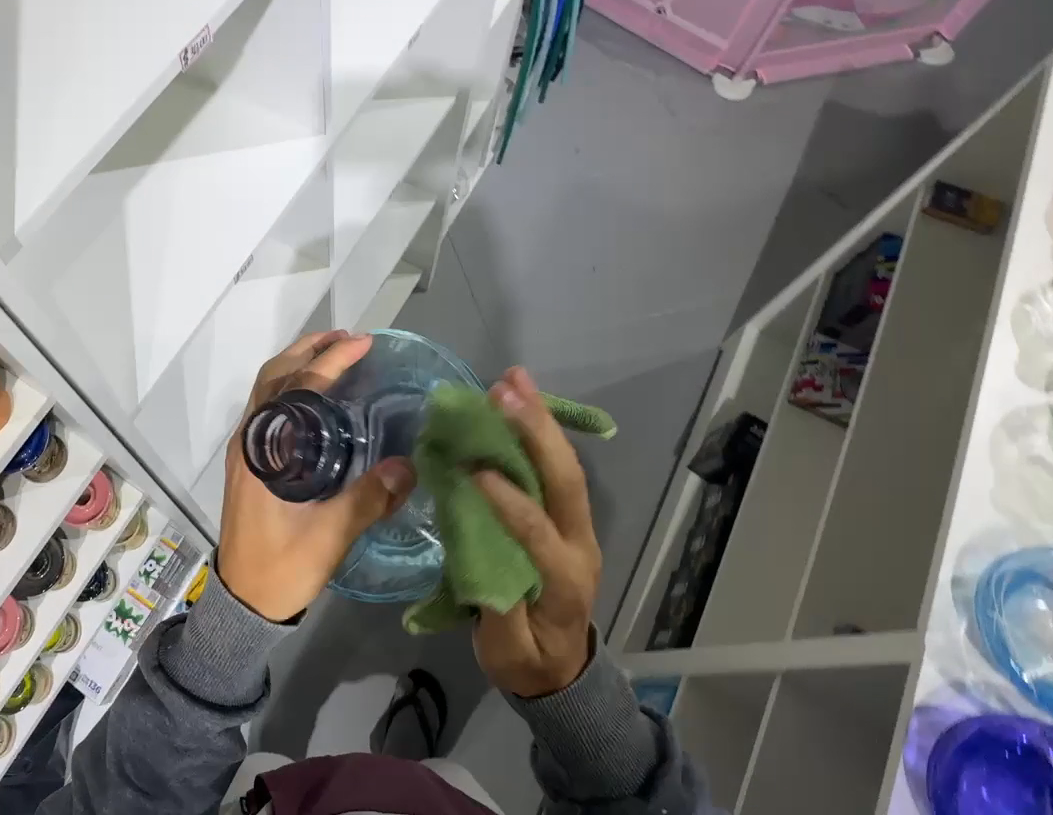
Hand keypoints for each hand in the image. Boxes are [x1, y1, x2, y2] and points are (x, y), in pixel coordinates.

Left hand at [216, 331, 417, 621]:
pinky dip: (293, 388)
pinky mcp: (251, 463)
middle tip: (349, 339)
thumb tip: (408, 465)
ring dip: (299, 365)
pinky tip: (320, 399)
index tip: (362, 344)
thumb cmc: (281, 568)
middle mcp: (249, 441)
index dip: (330, 361)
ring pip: (268, 390)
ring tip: (336, 355)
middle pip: (274, 376)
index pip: (296, 388)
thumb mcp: (329, 537)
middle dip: (310, 350)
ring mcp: (246, 451)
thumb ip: (367, 500)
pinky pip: (270, 408)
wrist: (244, 604)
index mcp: (262, 451)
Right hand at [472, 366, 601, 698]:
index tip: (474, 471)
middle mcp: (578, 543)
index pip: (539, 531)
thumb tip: (481, 563)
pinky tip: (517, 402)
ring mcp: (576, 526)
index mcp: (566, 579)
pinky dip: (537, 432)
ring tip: (513, 379)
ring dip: (539, 420)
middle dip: (536, 432)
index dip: (509, 501)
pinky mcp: (564, 517)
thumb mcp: (508, 655)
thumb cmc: (528, 662)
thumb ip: (499, 613)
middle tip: (504, 391)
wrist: (561, 672)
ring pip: (563, 465)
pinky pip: (554, 468)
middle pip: (565, 480)